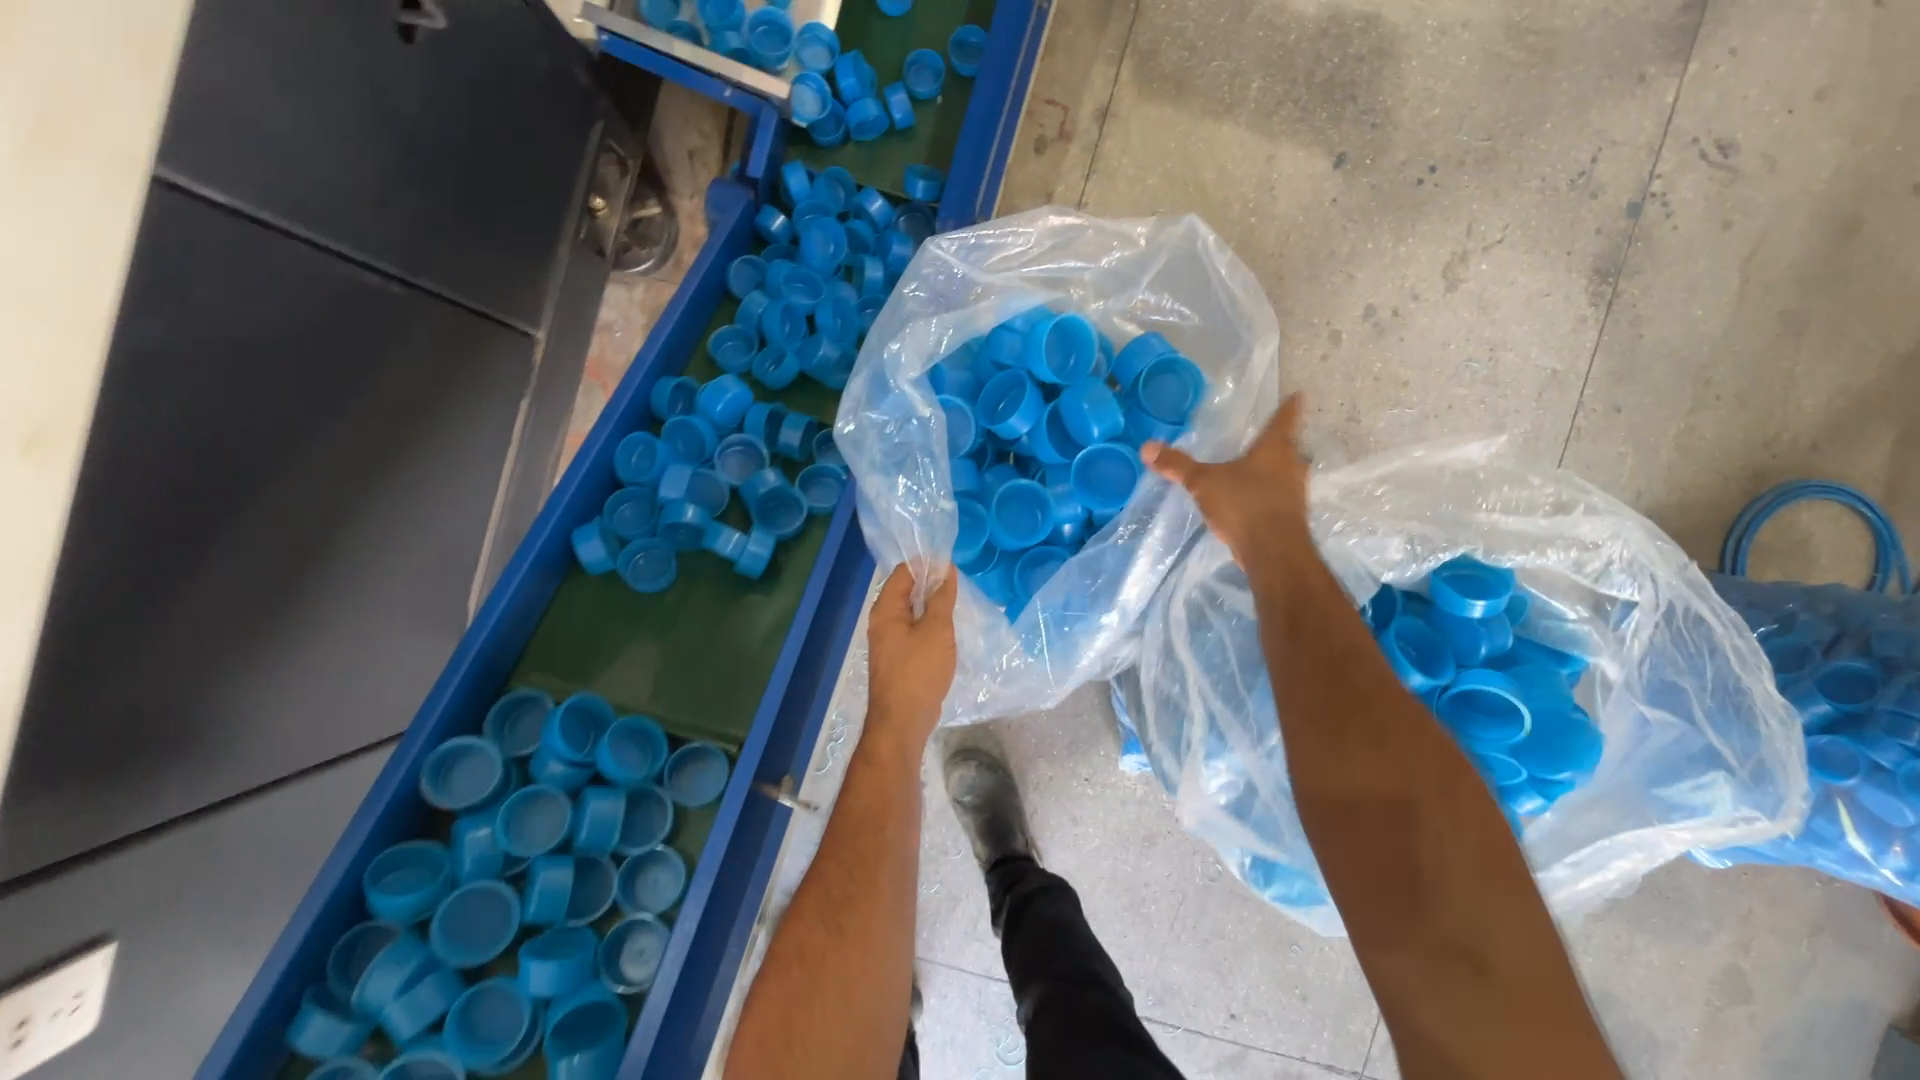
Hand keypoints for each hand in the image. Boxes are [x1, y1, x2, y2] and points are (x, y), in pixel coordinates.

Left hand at [866, 562, 958, 748]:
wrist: (902, 721)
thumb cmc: (919, 671)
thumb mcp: (937, 630)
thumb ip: (941, 597)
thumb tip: (946, 569)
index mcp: (886, 609)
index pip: (904, 572)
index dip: (928, 565)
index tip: (954, 568)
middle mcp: (882, 621)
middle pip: (907, 591)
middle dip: (932, 586)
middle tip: (960, 588)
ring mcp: (889, 642)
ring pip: (912, 613)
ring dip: (933, 609)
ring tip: (958, 608)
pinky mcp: (898, 659)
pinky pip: (914, 633)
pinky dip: (930, 628)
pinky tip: (948, 634)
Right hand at [1143, 393, 1312, 586]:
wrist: (1273, 551)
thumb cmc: (1243, 504)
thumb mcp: (1203, 483)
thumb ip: (1178, 465)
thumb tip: (1147, 446)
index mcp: (1274, 449)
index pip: (1284, 420)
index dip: (1290, 407)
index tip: (1298, 395)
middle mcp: (1291, 466)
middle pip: (1290, 448)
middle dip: (1281, 443)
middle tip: (1270, 437)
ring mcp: (1295, 493)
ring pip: (1288, 474)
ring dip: (1278, 470)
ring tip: (1261, 469)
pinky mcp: (1292, 517)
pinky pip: (1282, 498)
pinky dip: (1271, 495)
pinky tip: (1256, 501)